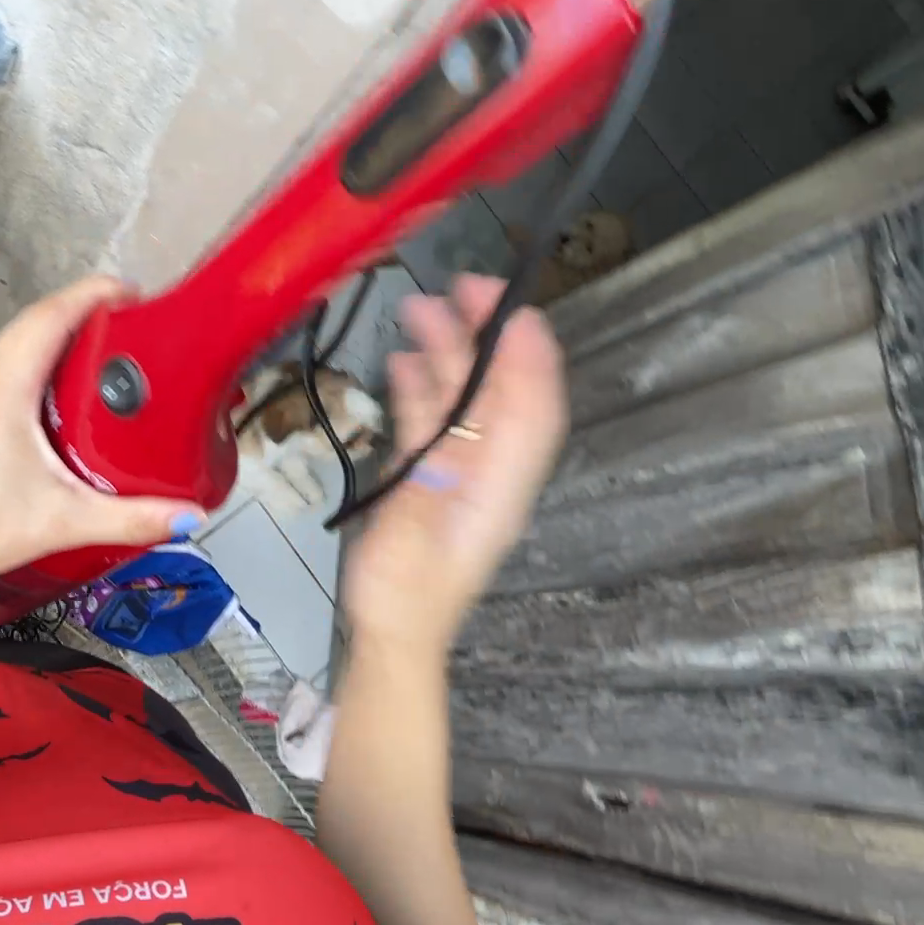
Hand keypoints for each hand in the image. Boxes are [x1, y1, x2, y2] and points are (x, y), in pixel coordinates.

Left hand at [0, 276, 206, 591]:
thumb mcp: (66, 520)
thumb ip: (134, 518)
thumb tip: (186, 514)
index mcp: (1, 392)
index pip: (49, 317)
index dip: (93, 294)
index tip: (129, 293)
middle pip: (34, 319)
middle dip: (83, 310)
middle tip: (127, 319)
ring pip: (16, 339)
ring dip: (58, 332)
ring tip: (103, 344)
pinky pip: (4, 362)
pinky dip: (37, 356)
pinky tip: (63, 384)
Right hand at [342, 275, 567, 645]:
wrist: (392, 636)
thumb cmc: (402, 594)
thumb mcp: (411, 537)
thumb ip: (428, 481)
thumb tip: (444, 427)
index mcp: (500, 488)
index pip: (531, 410)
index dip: (527, 355)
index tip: (507, 306)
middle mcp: (490, 472)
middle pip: (500, 395)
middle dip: (485, 338)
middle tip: (458, 289)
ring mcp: (460, 473)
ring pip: (465, 403)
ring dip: (448, 356)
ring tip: (418, 312)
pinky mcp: (432, 479)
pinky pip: (435, 424)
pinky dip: (423, 390)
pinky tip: (404, 363)